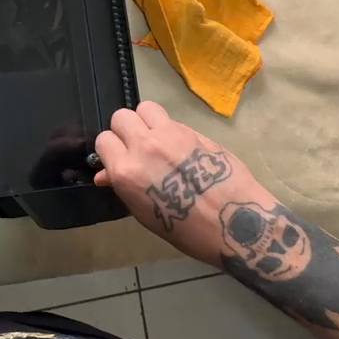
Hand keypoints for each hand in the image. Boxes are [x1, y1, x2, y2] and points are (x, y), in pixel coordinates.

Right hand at [93, 100, 277, 268]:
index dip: (109, 150)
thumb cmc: (186, 231)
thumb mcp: (145, 215)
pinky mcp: (192, 130)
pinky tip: (178, 147)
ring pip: (145, 108)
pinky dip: (168, 129)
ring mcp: (170, 134)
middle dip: (124, 131)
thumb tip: (106, 174)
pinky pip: (170, 119)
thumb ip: (124, 186)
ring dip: (145, 121)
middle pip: (121, 117)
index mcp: (127, 171)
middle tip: (135, 147)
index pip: (103, 141)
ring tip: (155, 139)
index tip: (117, 159)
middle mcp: (144, 146)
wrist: (235, 222)